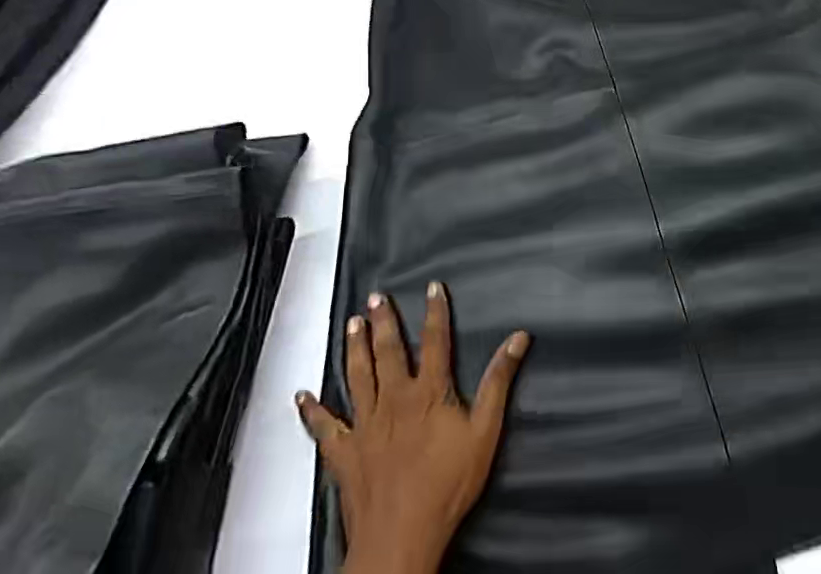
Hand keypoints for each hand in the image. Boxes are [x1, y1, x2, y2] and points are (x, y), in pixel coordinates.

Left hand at [297, 285, 529, 573]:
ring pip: (357, 376)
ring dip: (354, 348)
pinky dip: (311, 410)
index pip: (435, 341)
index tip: (433, 286)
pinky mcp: (344, 452)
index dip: (435, 311)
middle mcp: (393, 399)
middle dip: (384, 322)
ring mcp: (364, 425)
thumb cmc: (449, 483)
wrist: (402, 534)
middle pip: (388, 352)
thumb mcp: (486, 430)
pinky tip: (302, 395)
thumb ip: (499, 381)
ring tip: (352, 324)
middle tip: (377, 297)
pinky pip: (323, 427)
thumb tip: (518, 338)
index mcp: (428, 391)